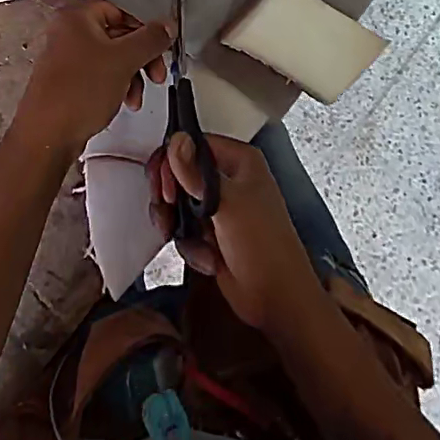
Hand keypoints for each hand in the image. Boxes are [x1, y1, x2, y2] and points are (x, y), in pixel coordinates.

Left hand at [13, 0, 169, 157]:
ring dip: (133, 73)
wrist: (47, 137)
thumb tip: (165, 27)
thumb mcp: (124, 60)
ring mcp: (67, 58)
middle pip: (119, 34)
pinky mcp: (70, 80)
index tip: (160, 40)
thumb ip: (150, 39)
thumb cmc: (75, 94)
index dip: (145, 25)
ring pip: (113, 56)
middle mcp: (69, 33)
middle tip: (156, 69)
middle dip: (141, 55)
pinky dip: (118, 84)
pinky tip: (126, 99)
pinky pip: (102, 74)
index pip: (121, 9)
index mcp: (77, 18)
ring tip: (139, 92)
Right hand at [147, 132, 323, 332]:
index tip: (164, 185)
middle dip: (170, 197)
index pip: (194, 145)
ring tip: (187, 239)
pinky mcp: (212, 234)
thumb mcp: (227, 203)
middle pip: (181, 174)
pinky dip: (191, 246)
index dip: (173, 162)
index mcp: (239, 161)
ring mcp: (220, 208)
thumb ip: (196, 174)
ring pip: (179, 204)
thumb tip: (177, 140)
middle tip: (166, 210)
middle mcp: (229, 179)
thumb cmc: (263, 245)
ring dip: (178, 225)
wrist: (275, 298)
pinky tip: (209, 259)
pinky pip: (185, 230)